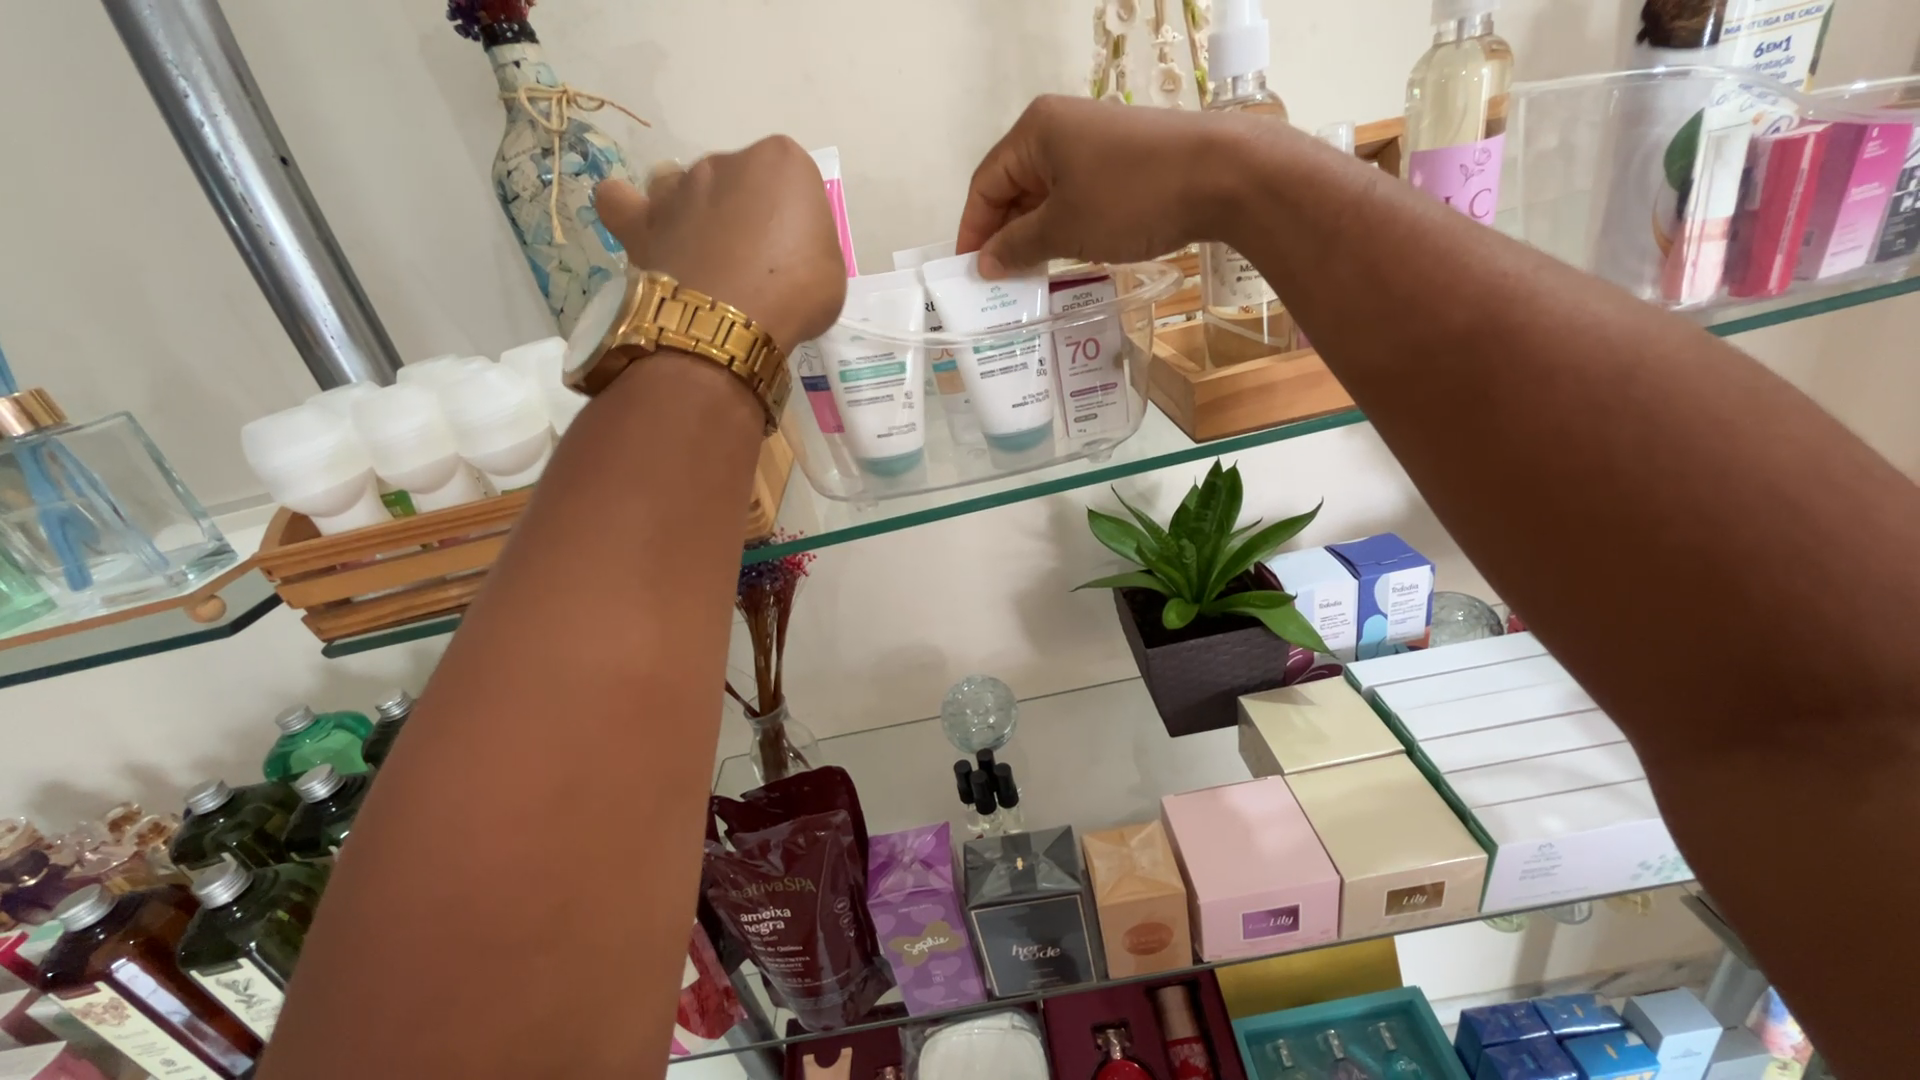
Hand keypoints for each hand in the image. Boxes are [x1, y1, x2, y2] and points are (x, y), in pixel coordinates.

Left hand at [597, 137, 846, 349]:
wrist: (731, 323)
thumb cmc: (796, 294)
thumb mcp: (831, 268)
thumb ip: (808, 243)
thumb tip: (785, 251)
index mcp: (782, 161)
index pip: (793, 181)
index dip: (795, 218)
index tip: (797, 252)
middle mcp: (726, 160)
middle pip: (737, 180)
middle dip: (743, 212)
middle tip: (753, 264)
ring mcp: (678, 187)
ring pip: (681, 183)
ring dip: (691, 209)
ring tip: (703, 253)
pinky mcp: (641, 220)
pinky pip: (620, 200)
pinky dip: (629, 209)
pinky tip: (644, 231)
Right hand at [957, 95, 1259, 276]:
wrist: (1223, 175)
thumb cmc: (1131, 197)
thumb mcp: (1064, 228)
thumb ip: (1017, 246)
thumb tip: (984, 263)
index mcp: (1035, 131)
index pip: (985, 185)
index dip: (972, 232)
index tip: (967, 275)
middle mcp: (1060, 128)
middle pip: (1014, 187)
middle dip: (1003, 236)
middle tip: (998, 284)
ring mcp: (1094, 143)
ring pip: (1047, 195)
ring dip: (1034, 236)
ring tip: (1028, 279)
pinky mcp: (1123, 161)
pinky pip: (1077, 196)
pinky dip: (1064, 228)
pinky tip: (1066, 259)